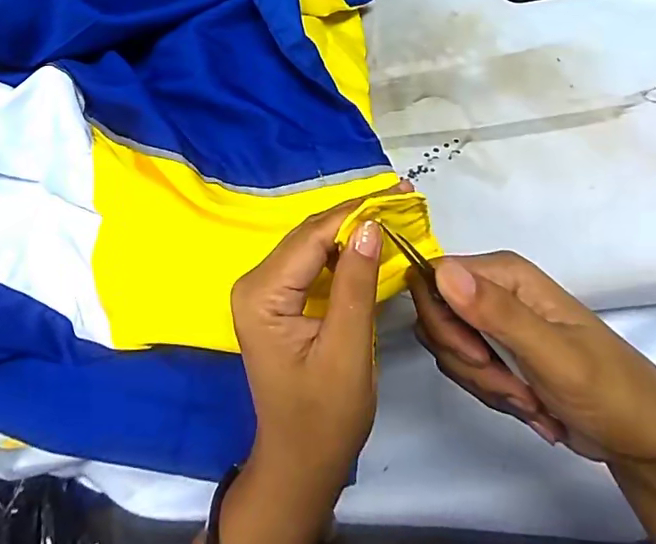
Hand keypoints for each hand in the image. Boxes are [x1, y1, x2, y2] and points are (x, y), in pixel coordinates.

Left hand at [210, 191, 397, 543]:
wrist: (301, 463)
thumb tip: (370, 226)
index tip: (396, 192)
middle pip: (309, 236)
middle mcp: (254, 282)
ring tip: (392, 209)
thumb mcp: (348, 352)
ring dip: (351, 230)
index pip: (312, 237)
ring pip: (312, 246)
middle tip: (400, 195)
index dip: (355, 212)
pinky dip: (343, 253)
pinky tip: (370, 242)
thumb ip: (356, 286)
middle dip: (355, 215)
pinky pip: (312, 264)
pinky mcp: (278, 300)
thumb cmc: (324, 418)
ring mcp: (264, 290)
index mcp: (261, 293)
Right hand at [408, 251, 655, 464]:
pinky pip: (462, 367)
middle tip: (513, 386)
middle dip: (467, 361)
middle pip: (435, 314)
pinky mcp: (494, 350)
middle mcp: (493, 289)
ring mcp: (493, 320)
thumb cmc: (613, 392)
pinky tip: (529, 404)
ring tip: (530, 400)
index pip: (432, 277)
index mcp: (505, 274)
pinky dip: (489, 393)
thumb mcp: (556, 355)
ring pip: (446, 345)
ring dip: (482, 383)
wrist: (648, 440)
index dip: (442, 320)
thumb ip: (497, 313)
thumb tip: (442, 272)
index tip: (477, 358)